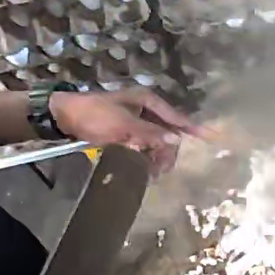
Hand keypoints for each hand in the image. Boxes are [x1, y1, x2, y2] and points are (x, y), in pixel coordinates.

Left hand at [51, 88, 212, 173]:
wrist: (62, 117)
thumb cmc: (94, 116)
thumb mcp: (123, 125)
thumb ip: (151, 133)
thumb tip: (176, 140)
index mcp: (148, 101)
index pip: (177, 117)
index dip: (194, 128)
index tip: (212, 137)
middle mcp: (146, 109)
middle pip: (169, 132)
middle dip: (169, 151)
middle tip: (163, 170)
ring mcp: (137, 120)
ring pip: (158, 141)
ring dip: (157, 156)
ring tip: (151, 172)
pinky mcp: (127, 131)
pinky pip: (145, 145)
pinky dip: (147, 156)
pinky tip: (143, 166)